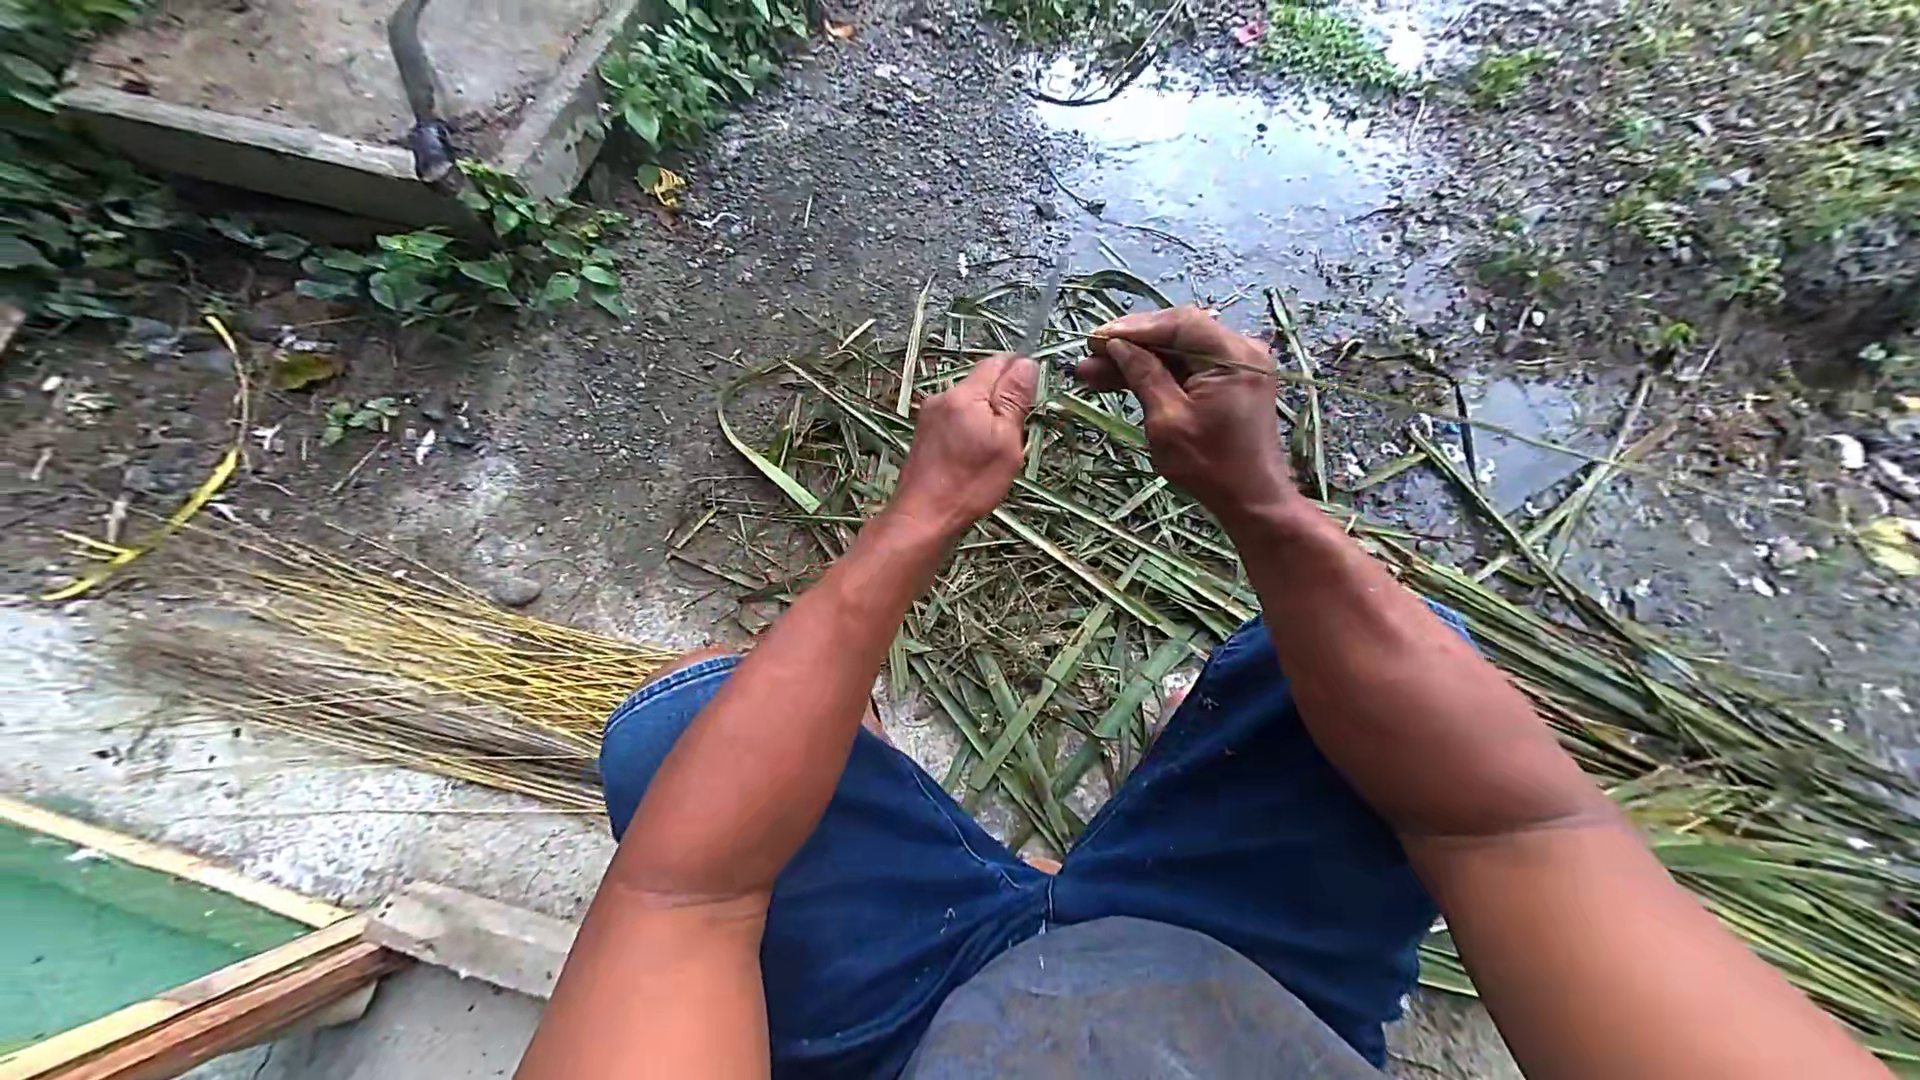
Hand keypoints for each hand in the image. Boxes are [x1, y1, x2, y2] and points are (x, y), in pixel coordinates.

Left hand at [890, 352, 1037, 538]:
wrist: (923, 516)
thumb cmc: (970, 483)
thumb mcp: (1006, 441)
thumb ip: (1014, 399)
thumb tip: (1026, 363)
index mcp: (965, 394)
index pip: (999, 362)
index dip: (1020, 374)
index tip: (1031, 401)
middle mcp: (942, 397)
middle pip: (983, 380)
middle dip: (1003, 397)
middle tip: (1014, 432)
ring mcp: (930, 416)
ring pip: (970, 402)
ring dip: (987, 415)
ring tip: (994, 449)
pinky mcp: (925, 434)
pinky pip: (956, 418)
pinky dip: (971, 429)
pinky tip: (974, 455)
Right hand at [1075, 305, 1296, 526]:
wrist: (1250, 498)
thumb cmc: (1208, 465)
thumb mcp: (1167, 420)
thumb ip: (1144, 375)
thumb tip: (1117, 345)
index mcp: (1232, 355)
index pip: (1177, 324)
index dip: (1133, 328)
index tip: (1096, 339)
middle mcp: (1240, 350)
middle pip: (1177, 333)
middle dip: (1130, 345)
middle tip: (1090, 355)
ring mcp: (1236, 366)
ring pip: (1177, 352)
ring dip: (1137, 361)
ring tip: (1092, 372)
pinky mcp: (1228, 383)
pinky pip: (1187, 368)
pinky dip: (1156, 374)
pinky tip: (1120, 379)